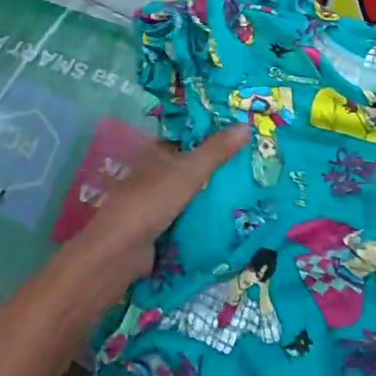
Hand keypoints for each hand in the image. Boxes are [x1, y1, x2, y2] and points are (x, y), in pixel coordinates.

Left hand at [65, 124, 248, 288]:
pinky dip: (203, 217)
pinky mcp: (158, 226)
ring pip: (190, 192)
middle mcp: (153, 172)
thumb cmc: (152, 200)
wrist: (122, 250)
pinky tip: (230, 218)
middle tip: (253, 166)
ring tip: (250, 190)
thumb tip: (246, 124)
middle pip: (190, 165)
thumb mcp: (189, 171)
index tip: (243, 137)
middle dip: (216, 167)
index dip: (211, 135)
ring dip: (212, 193)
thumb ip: (216, 150)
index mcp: (155, 151)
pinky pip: (187, 216)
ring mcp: (155, 200)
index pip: (187, 137)